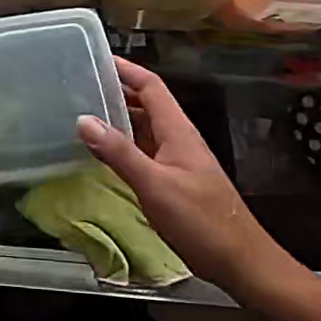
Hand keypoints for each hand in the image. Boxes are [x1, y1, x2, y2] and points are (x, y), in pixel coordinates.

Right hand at [76, 58, 293, 294]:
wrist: (240, 261)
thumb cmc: (201, 221)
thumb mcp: (155, 185)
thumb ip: (119, 153)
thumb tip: (84, 120)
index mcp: (178, 131)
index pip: (151, 86)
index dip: (125, 69)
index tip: (96, 59)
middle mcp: (178, 139)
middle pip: (147, 104)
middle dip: (116, 91)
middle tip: (80, 87)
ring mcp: (177, 161)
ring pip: (145, 129)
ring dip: (118, 119)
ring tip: (84, 115)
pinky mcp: (175, 181)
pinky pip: (145, 152)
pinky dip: (123, 146)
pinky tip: (104, 154)